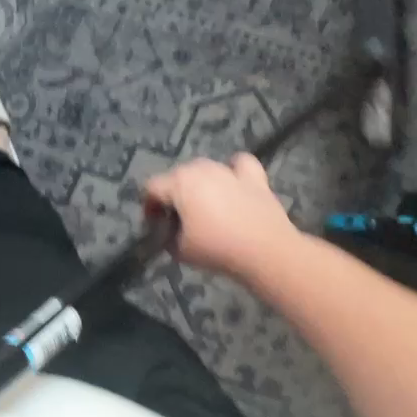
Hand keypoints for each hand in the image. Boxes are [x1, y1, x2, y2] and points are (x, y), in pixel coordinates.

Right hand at [144, 154, 300, 281]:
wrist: (267, 252)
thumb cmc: (217, 249)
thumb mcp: (178, 250)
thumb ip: (166, 236)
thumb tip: (168, 231)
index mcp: (179, 183)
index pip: (151, 188)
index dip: (148, 207)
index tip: (156, 226)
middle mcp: (201, 169)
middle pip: (176, 176)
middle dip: (173, 195)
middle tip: (179, 219)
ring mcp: (228, 171)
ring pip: (204, 168)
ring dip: (199, 184)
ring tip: (205, 206)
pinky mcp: (254, 178)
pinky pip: (239, 164)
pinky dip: (233, 170)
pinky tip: (232, 183)